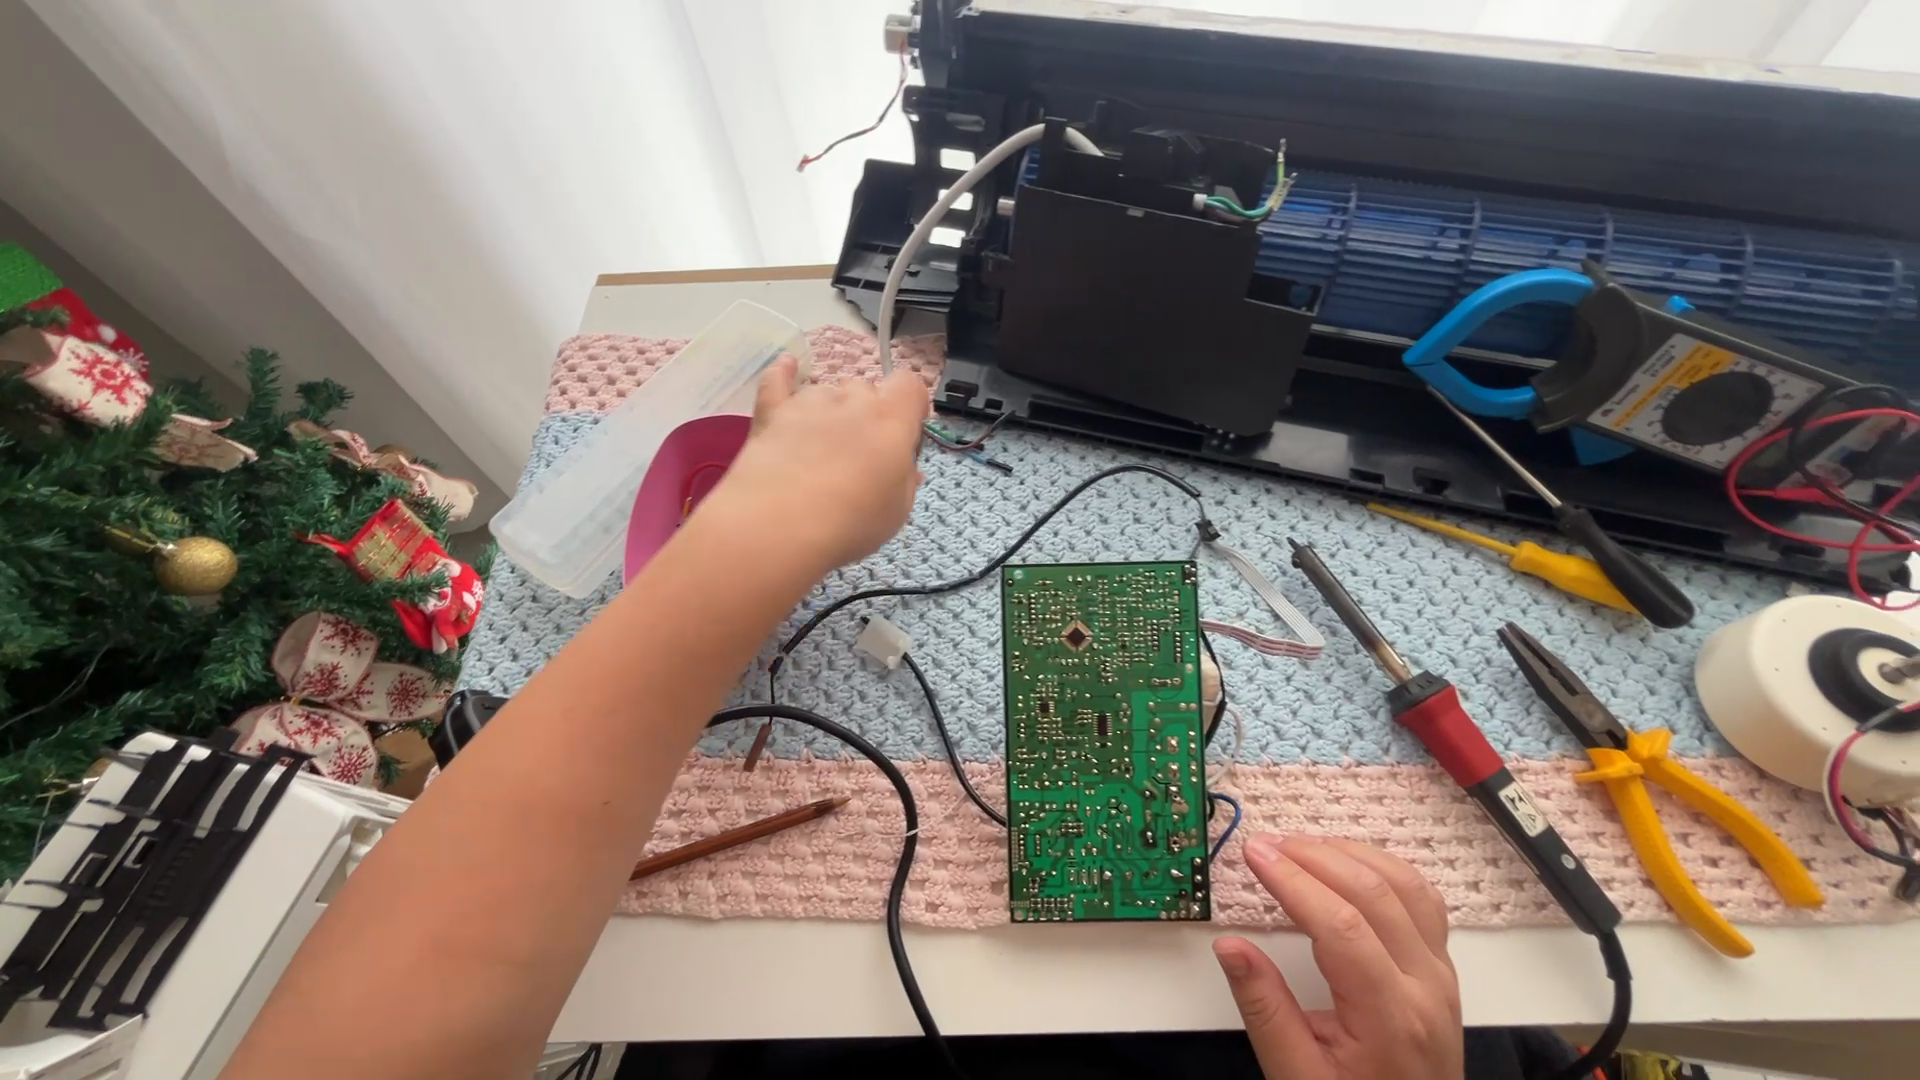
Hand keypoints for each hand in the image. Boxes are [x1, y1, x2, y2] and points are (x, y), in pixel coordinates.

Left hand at [696, 354, 927, 574]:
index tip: (907, 430)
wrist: (780, 527)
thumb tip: (906, 468)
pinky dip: (784, 374)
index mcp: (890, 420)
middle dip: (868, 415)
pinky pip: (778, 381)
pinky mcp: (771, 412)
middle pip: (867, 390)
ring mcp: (808, 403)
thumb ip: (905, 480)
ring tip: (822, 449)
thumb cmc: (851, 522)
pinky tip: (787, 366)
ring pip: (827, 392)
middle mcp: (852, 401)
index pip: (910, 385)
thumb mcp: (897, 510)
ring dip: (831, 411)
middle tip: (860, 455)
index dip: (911, 404)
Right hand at [1213, 835, 1461, 1079]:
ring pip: (1407, 887)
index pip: (1342, 926)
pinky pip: (1422, 899)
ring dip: (1349, 854)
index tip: (1254, 853)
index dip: (1294, 880)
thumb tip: (1229, 946)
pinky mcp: (1442, 968)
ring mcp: (1442, 975)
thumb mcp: (1295, 1075)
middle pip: (1377, 895)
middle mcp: (1427, 988)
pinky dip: (1382, 867)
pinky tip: (1346, 863)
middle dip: (1314, 857)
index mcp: (1391, 1019)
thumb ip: (1263, 1008)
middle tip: (1265, 844)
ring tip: (1298, 847)